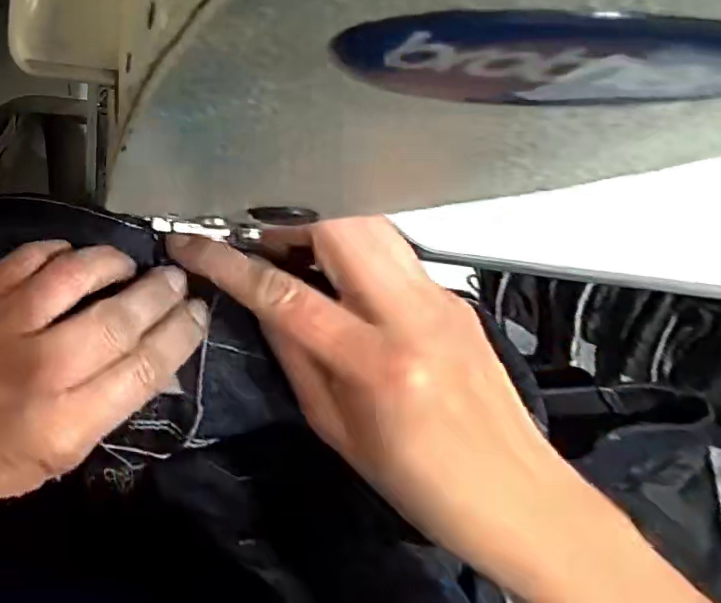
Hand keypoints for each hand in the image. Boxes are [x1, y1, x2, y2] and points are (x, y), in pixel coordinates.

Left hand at [0, 239, 208, 520]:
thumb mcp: (56, 458)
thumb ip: (107, 407)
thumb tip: (157, 361)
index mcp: (67, 422)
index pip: (144, 366)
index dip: (180, 333)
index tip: (197, 311)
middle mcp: (42, 367)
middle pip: (120, 316)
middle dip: (159, 292)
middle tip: (175, 277)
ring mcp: (5, 322)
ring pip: (77, 273)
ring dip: (112, 261)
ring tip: (128, 263)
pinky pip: (30, 256)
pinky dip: (59, 249)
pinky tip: (72, 255)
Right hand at [168, 218, 707, 602]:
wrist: (530, 504)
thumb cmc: (424, 484)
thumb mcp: (336, 428)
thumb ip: (292, 354)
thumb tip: (256, 298)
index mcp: (377, 364)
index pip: (284, 292)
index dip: (226, 262)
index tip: (190, 243)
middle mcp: (412, 315)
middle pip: (338, 224)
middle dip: (281, 216)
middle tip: (252, 237)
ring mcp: (439, 296)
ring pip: (366, 221)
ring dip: (315, 221)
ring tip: (287, 247)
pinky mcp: (452, 293)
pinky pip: (387, 245)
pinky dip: (346, 241)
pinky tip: (333, 270)